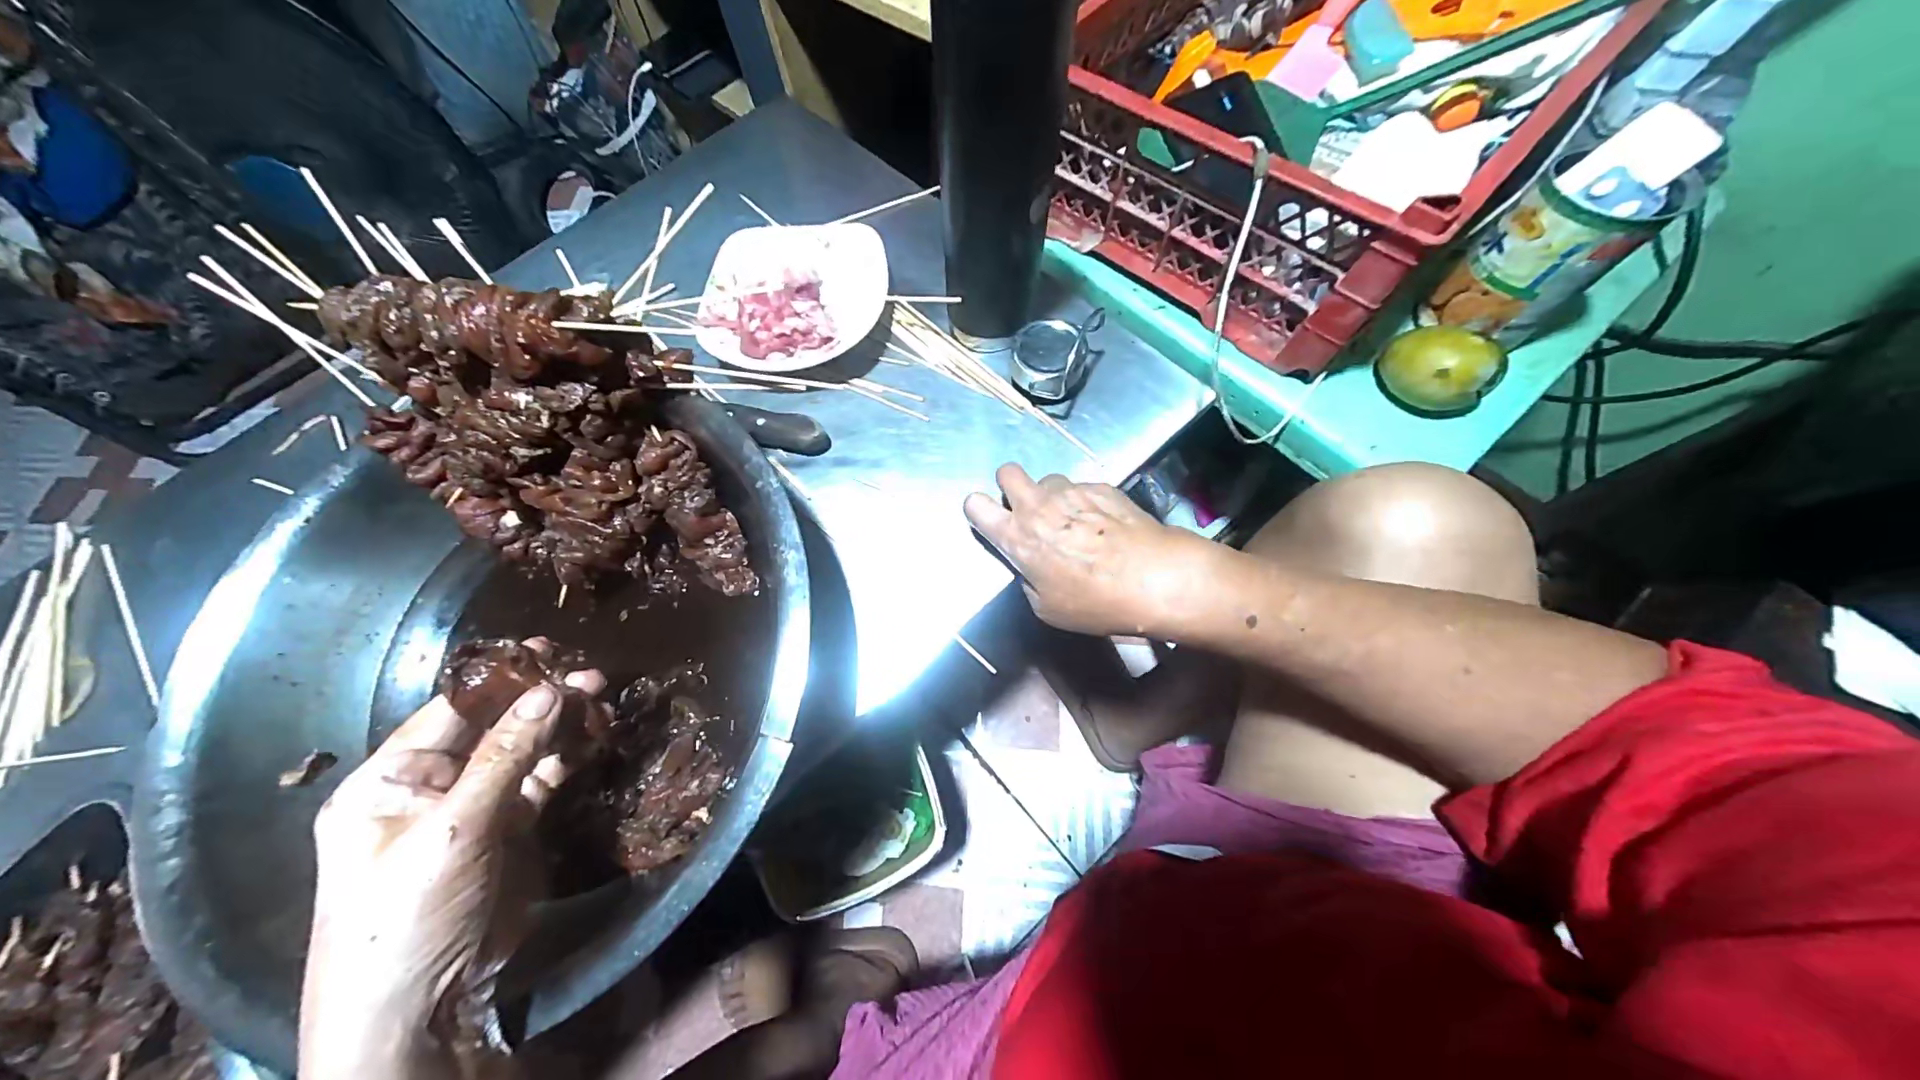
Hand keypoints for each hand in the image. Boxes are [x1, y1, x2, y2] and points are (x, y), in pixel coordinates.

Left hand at [300, 644, 604, 1079]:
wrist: (422, 1007)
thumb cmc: (408, 912)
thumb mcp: (452, 830)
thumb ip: (505, 756)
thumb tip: (549, 690)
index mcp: (388, 780)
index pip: (449, 712)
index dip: (500, 681)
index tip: (548, 652)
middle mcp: (431, 786)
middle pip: (494, 727)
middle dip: (540, 700)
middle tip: (590, 676)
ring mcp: (475, 808)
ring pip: (525, 751)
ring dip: (561, 726)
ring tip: (601, 698)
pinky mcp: (511, 829)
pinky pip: (542, 781)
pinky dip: (568, 758)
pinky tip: (594, 738)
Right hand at [964, 464, 1212, 636]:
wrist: (1155, 577)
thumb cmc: (1096, 601)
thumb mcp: (1047, 608)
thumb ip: (1029, 577)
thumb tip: (1031, 564)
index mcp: (1017, 537)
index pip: (976, 505)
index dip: (980, 510)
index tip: (992, 520)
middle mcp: (1039, 506)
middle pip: (1007, 472)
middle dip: (1012, 486)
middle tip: (1029, 510)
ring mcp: (1071, 491)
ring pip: (1049, 480)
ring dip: (1053, 496)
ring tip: (1074, 521)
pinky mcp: (1102, 486)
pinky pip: (1083, 488)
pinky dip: (1087, 502)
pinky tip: (1106, 525)